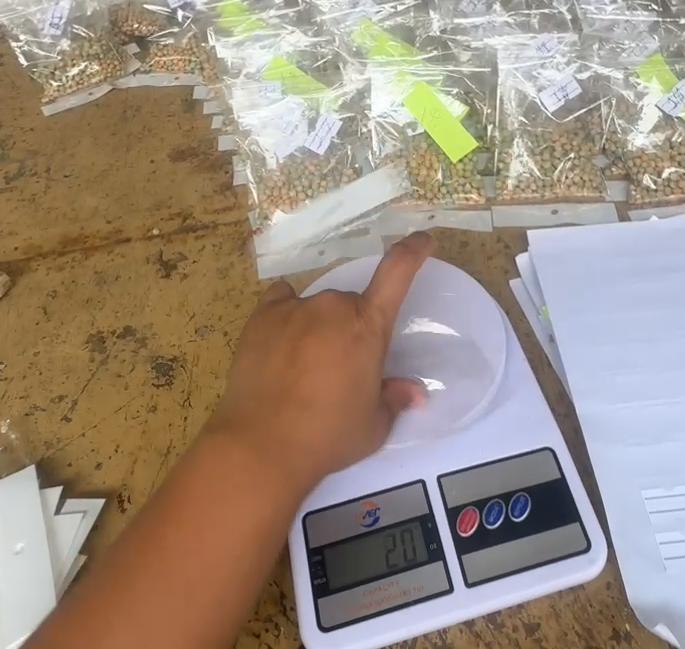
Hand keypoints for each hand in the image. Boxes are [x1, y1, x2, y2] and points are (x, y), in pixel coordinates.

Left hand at [206, 232, 434, 490]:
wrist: (262, 444)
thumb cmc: (327, 436)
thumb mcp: (373, 426)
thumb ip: (394, 399)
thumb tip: (415, 392)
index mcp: (368, 326)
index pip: (398, 272)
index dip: (412, 251)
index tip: (422, 240)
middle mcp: (334, 306)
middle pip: (351, 305)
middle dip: (350, 330)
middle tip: (338, 370)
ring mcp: (296, 307)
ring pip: (316, 308)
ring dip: (317, 329)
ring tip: (301, 370)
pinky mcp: (262, 315)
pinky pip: (281, 301)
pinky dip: (285, 316)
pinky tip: (278, 344)